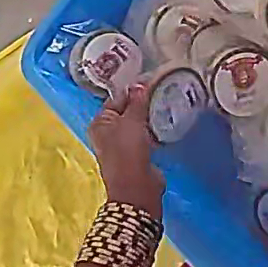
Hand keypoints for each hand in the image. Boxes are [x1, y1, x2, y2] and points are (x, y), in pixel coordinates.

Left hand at [88, 83, 163, 216]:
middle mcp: (108, 133)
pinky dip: (154, 129)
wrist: (138, 186)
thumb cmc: (128, 151)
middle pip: (127, 111)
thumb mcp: (132, 121)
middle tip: (162, 89)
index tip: (151, 80)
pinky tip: (167, 122)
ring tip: (167, 103)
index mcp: (100, 123)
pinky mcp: (138, 154)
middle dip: (143, 103)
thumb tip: (139, 83)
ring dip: (150, 116)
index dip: (133, 90)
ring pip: (138, 124)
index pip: (116, 99)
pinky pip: (146, 136)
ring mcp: (123, 144)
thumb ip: (137, 101)